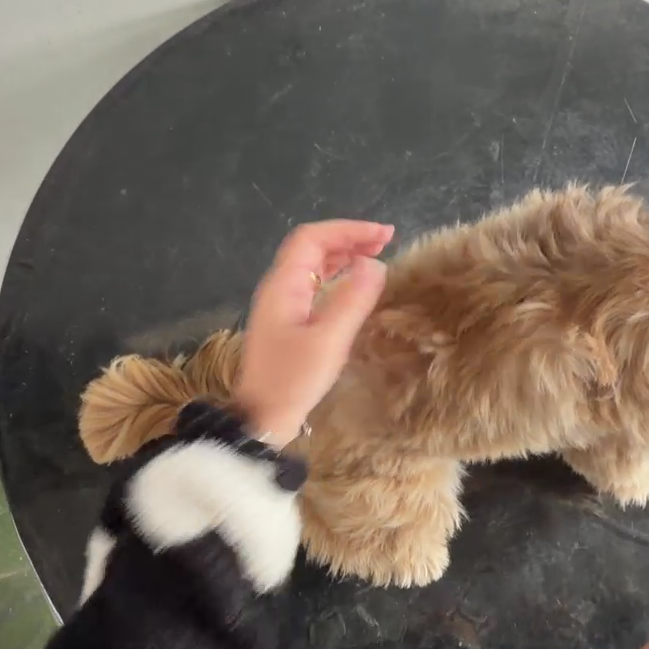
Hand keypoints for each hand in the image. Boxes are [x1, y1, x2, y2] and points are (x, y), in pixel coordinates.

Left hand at [234, 220, 393, 445]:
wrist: (262, 418)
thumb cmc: (292, 380)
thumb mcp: (328, 340)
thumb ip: (353, 300)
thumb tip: (375, 264)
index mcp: (283, 285)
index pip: (313, 238)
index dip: (349, 230)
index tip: (385, 236)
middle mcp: (279, 288)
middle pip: (312, 248)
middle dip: (348, 239)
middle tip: (386, 242)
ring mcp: (281, 306)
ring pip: (313, 267)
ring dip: (343, 256)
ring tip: (375, 257)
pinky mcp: (288, 324)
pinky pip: (313, 287)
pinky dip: (337, 278)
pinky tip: (354, 286)